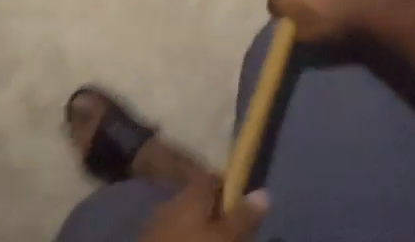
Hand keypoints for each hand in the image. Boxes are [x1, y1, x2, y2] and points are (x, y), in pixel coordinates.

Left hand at [137, 177, 268, 241]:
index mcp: (192, 193)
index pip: (214, 179)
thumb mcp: (221, 236)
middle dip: (216, 212)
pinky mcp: (149, 239)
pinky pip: (174, 233)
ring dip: (200, 227)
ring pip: (186, 218)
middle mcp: (173, 200)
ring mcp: (158, 221)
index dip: (231, 190)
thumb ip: (241, 217)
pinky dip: (185, 237)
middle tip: (233, 230)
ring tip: (213, 238)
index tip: (245, 205)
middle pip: (201, 200)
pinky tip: (191, 241)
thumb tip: (265, 192)